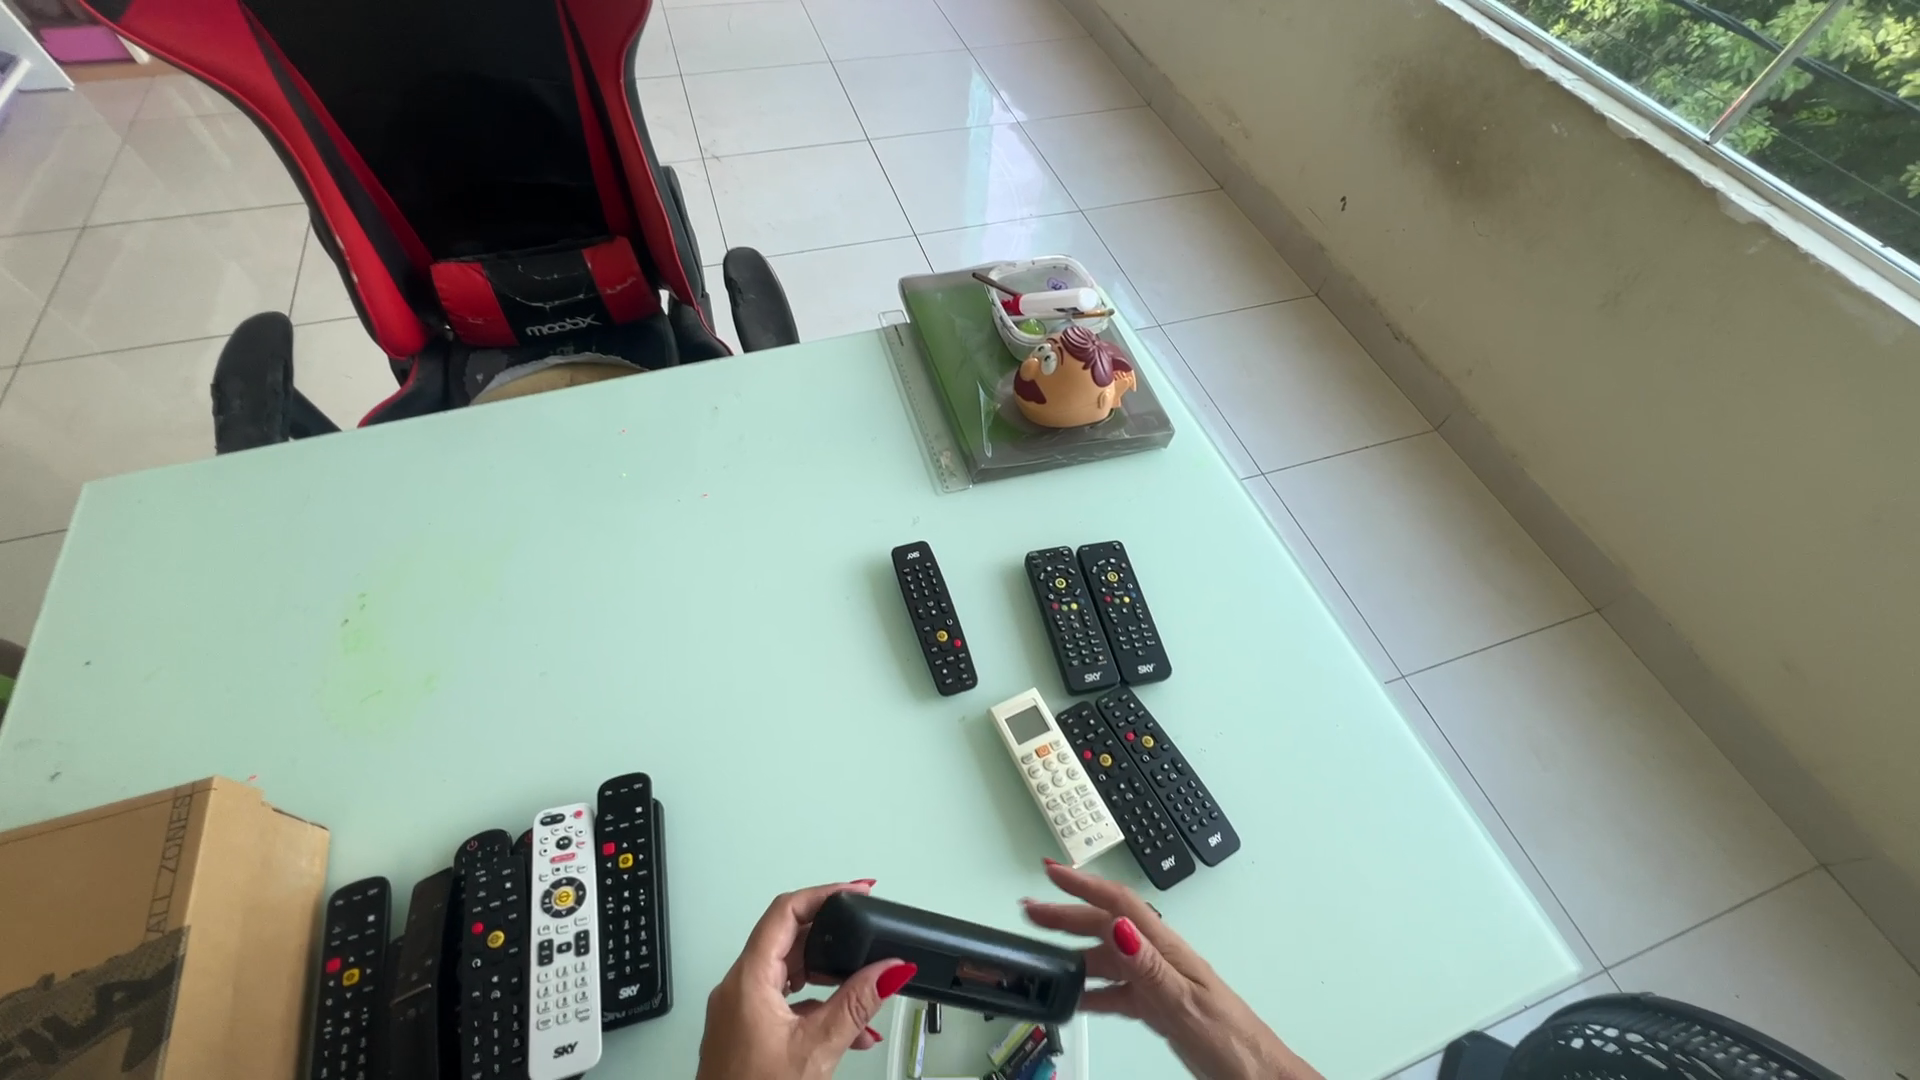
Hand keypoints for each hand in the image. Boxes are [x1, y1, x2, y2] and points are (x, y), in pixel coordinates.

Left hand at [696, 881, 918, 1079]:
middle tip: (865, 928)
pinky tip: (848, 1026)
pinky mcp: (745, 1032)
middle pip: (788, 937)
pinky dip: (816, 1002)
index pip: (785, 911)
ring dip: (828, 974)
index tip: (857, 891)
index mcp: (748, 980)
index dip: (824, 894)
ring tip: (864, 983)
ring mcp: (740, 1010)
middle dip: (832, 935)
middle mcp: (738, 988)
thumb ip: (856, 1005)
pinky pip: (784, 999)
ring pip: (788, 970)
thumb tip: (891, 970)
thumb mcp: (816, 1050)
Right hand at [1023, 861, 1321, 1079]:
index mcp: (1166, 948)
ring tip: (1041, 947)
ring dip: (1072, 948)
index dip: (1083, 884)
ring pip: (1105, 956)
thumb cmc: (1233, 1042)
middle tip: (1030, 909)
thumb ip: (1149, 966)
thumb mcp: (1186, 1004)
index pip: (1118, 904)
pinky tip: (1073, 996)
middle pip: (1105, 925)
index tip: (1052, 871)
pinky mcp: (1156, 1005)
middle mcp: (1158, 957)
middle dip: (1066, 912)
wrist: (1262, 1079)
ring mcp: (1156, 980)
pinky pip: (1115, 990)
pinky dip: (1090, 990)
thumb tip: (1118, 925)